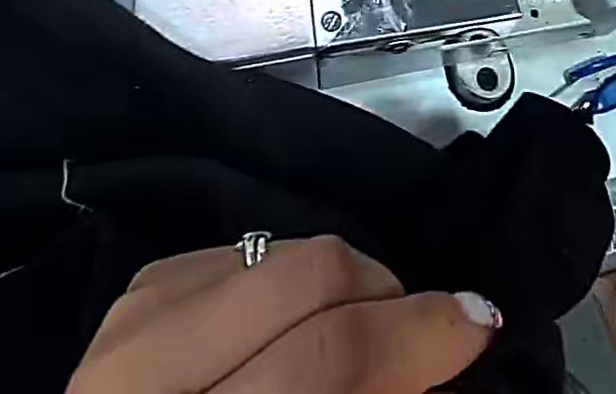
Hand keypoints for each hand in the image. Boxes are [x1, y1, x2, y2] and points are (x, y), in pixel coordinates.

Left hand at [67, 235, 501, 393]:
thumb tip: (440, 352)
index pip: (328, 356)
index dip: (417, 335)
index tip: (477, 324)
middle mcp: (151, 367)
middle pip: (311, 276)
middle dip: (389, 291)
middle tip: (420, 324)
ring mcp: (137, 317)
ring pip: (287, 249)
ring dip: (346, 280)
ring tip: (360, 319)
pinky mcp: (141, 287)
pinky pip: (252, 248)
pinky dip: (294, 276)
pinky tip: (293, 317)